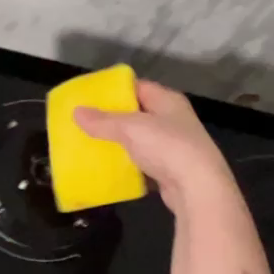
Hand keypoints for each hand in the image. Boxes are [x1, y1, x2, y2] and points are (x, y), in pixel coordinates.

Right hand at [74, 80, 237, 215]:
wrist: (197, 187)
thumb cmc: (167, 147)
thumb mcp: (131, 128)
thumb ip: (103, 121)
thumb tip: (76, 112)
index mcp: (168, 101)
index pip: (138, 86)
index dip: (115, 90)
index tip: (90, 97)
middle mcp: (173, 119)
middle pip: (138, 113)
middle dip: (113, 118)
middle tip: (87, 123)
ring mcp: (173, 145)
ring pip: (140, 139)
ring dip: (120, 143)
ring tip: (94, 145)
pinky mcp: (170, 169)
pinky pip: (143, 162)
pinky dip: (128, 164)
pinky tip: (111, 169)